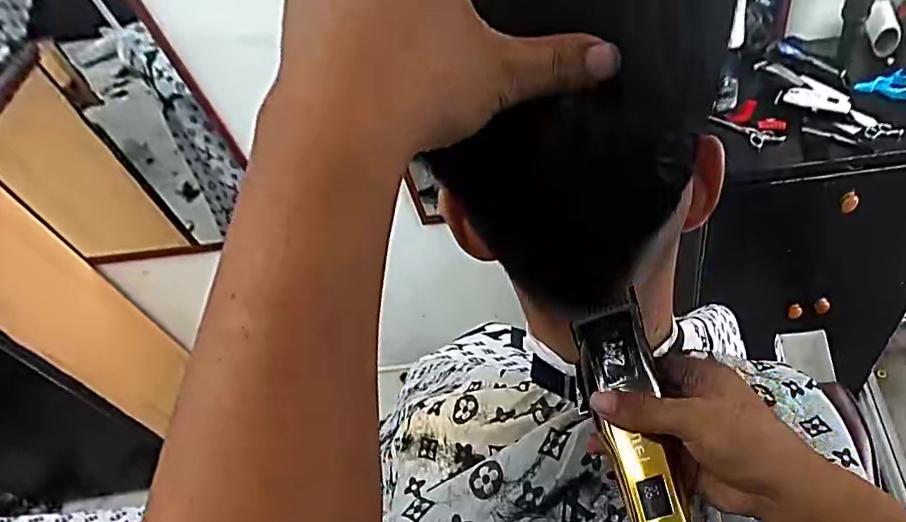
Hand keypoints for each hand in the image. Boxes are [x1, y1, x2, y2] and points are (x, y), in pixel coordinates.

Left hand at [273, 0, 619, 157]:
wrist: (339, 125)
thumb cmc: (406, 89)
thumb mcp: (498, 74)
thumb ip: (552, 62)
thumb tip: (600, 58)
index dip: (474, 14)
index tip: (470, 40)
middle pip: (434, 1)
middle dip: (446, 17)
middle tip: (450, 40)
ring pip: (390, 5)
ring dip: (400, 21)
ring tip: (416, 50)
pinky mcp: (304, 2)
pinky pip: (341, 7)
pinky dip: (360, 22)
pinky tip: (378, 57)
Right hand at [591, 354, 833, 518]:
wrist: (773, 487)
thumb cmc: (750, 440)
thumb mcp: (692, 417)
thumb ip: (645, 410)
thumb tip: (606, 400)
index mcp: (700, 379)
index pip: (655, 370)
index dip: (628, 379)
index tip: (601, 391)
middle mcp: (693, 405)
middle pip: (646, 407)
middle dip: (621, 418)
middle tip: (596, 426)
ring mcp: (689, 436)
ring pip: (648, 437)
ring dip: (627, 445)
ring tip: (601, 450)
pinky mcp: (687, 464)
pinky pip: (655, 463)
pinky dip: (638, 468)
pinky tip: (620, 471)